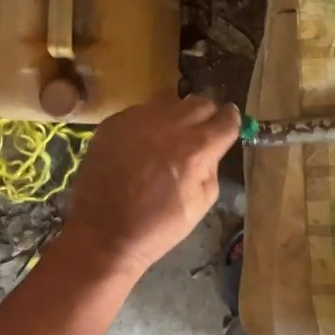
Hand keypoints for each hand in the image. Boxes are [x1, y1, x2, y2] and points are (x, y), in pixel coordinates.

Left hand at [58, 96, 239, 275]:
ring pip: (170, 102)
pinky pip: (141, 111)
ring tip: (168, 138)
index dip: (231, 121)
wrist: (103, 233)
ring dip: (176, 116)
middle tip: (198, 134)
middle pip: (200, 103)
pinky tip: (140, 145)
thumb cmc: (157, 227)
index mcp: (196, 149)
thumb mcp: (201, 204)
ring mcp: (138, 119)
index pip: (226, 118)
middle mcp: (169, 125)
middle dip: (205, 116)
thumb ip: (212, 168)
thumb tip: (211, 148)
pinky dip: (148, 123)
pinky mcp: (114, 122)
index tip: (228, 125)